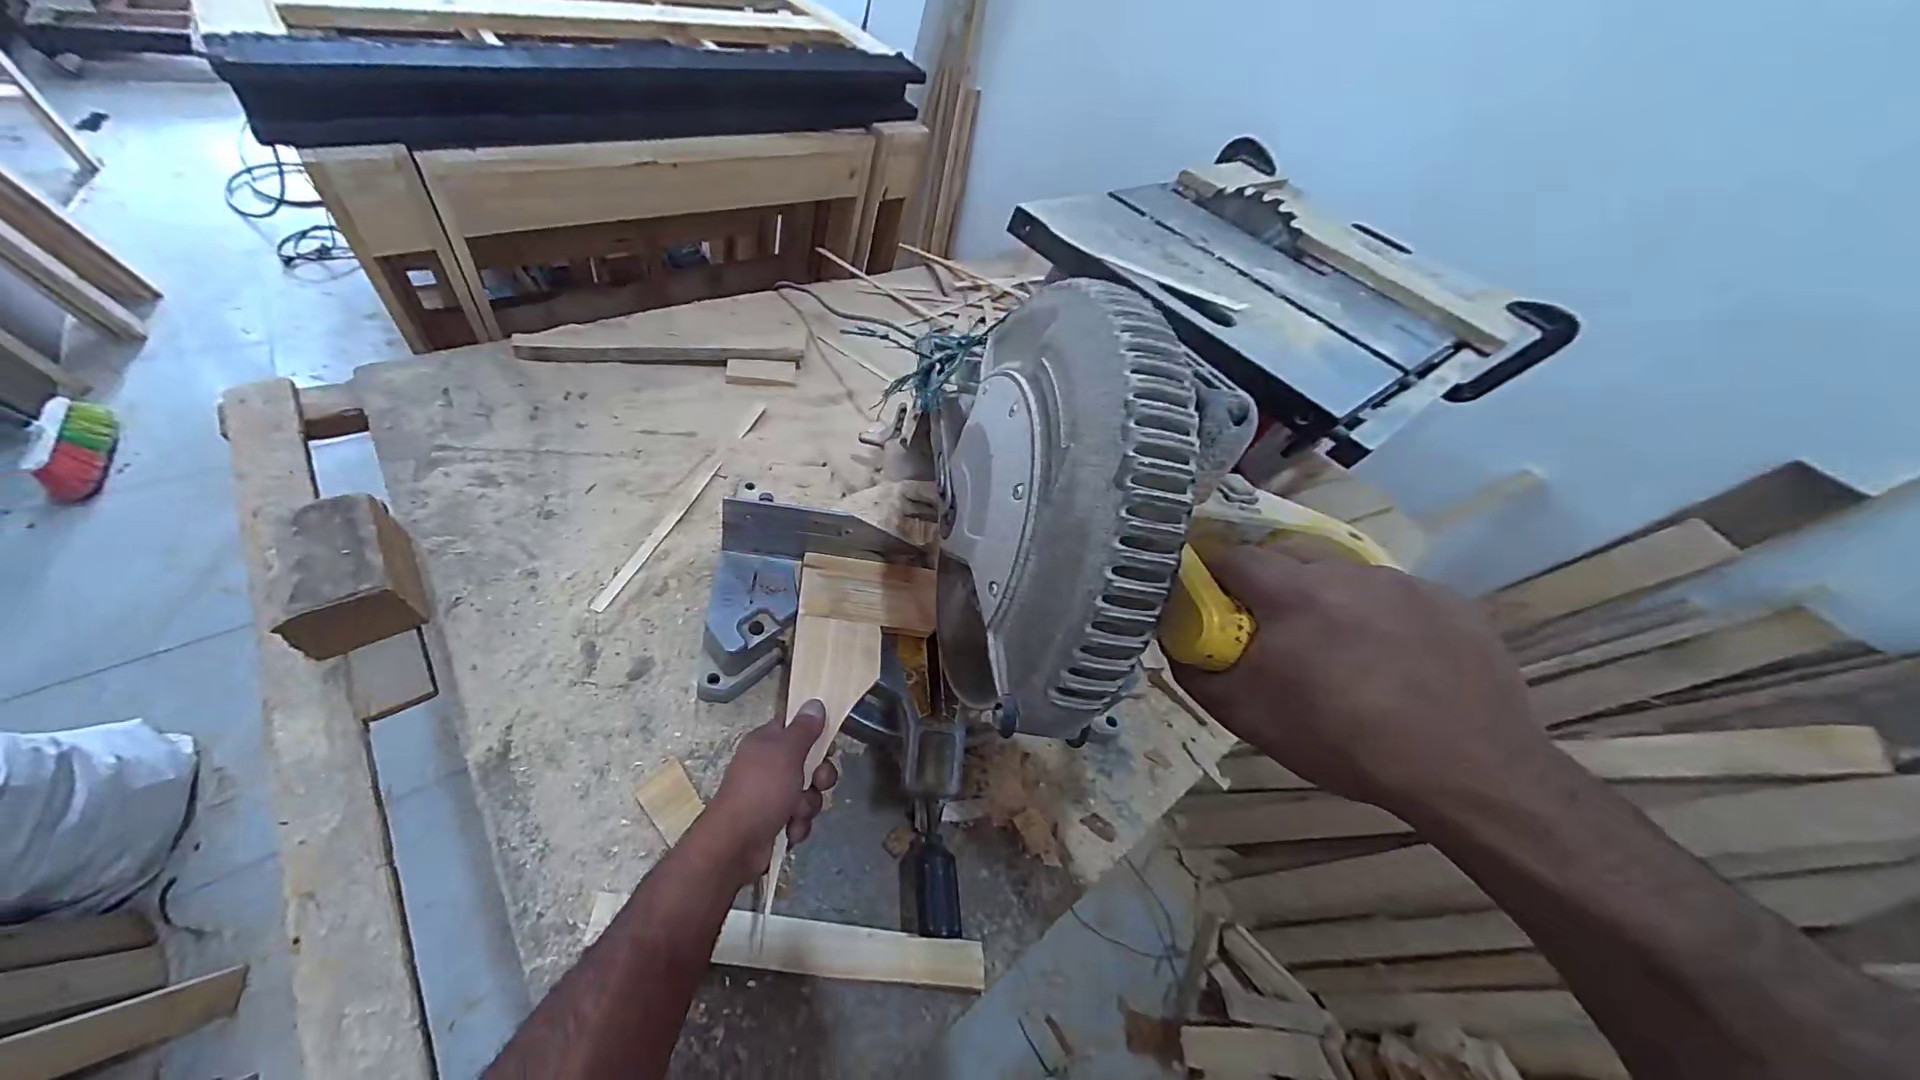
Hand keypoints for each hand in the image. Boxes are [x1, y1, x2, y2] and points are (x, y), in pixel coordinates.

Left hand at [701, 700, 839, 888]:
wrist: (734, 845)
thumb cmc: (761, 790)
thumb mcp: (786, 752)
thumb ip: (804, 728)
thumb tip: (814, 703)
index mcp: (766, 743)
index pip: (796, 728)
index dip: (815, 735)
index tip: (829, 744)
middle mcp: (768, 766)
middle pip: (809, 762)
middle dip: (819, 777)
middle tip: (817, 782)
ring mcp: (770, 795)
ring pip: (808, 792)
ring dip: (808, 805)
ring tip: (796, 814)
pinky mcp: (774, 820)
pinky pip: (800, 816)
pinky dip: (798, 824)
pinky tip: (789, 830)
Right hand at [1173, 546, 1545, 815]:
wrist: (1469, 771)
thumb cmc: (1339, 740)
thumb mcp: (1245, 715)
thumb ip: (1197, 670)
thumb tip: (1177, 643)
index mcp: (1291, 591)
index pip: (1232, 556)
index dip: (1213, 575)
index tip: (1211, 603)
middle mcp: (1346, 571)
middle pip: (1289, 563)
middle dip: (1271, 591)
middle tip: (1275, 637)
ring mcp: (1404, 583)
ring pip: (1344, 581)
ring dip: (1327, 605)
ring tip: (1340, 657)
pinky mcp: (1451, 602)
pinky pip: (1395, 599)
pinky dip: (1380, 620)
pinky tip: (1394, 664)